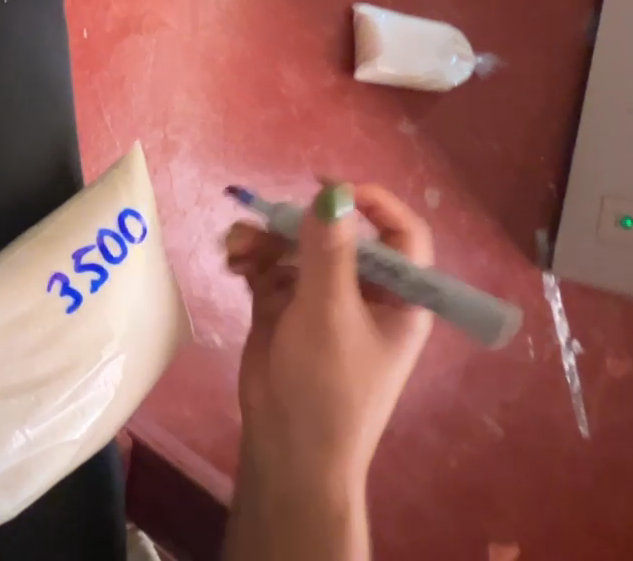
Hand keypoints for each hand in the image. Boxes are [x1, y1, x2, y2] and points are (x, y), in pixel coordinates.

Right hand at [222, 184, 432, 560]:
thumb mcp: (329, 313)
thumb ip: (328, 251)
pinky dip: (249, 259)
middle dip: (294, 224)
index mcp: (398, 298)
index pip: (401, 235)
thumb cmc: (328, 385)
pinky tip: (231, 263)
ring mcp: (319, 300)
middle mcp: (362, 293)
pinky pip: (267, 267)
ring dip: (263, 241)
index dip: (374, 204)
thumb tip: (332, 193)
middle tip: (261, 218)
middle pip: (333, 236)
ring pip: (293, 248)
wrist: (288, 445)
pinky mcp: (282, 308)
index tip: (328, 187)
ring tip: (235, 248)